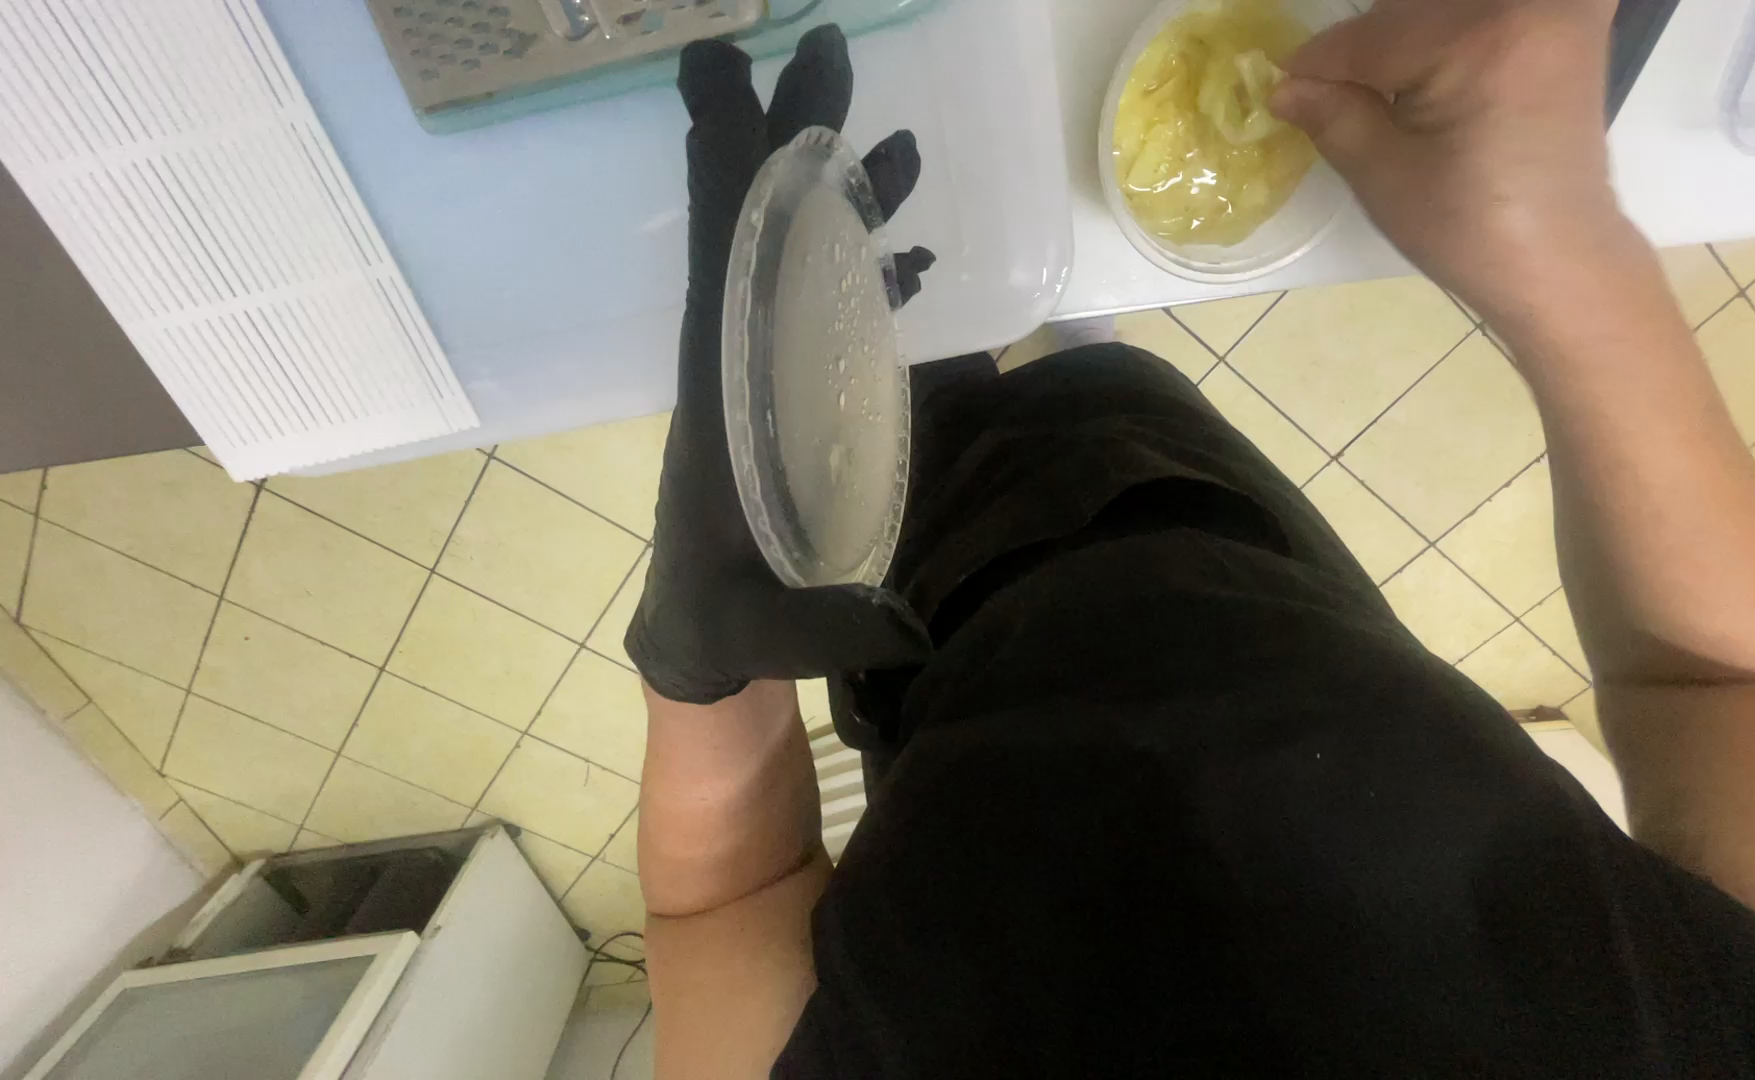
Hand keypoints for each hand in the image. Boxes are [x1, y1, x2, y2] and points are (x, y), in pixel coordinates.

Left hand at [628, 26, 933, 704]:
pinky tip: (911, 260)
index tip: (734, 74)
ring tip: (903, 150)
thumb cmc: (725, 622)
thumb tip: (904, 631)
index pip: (723, 268)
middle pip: (762, 237)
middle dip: (791, 147)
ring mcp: (777, 378)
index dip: (729, 175)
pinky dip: (868, 277)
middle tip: (826, 56)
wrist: (709, 632)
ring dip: (846, 204)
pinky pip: (833, 318)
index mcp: (721, 398)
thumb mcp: (756, 630)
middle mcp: (744, 366)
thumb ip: (815, 628)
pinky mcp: (805, 401)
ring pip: (803, 267)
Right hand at [1269, 0, 1627, 321]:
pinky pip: (1485, 10)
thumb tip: (1284, 87)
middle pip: (1411, 6)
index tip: (1281, 83)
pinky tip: (1429, 69)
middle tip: (1327, 89)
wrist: (1551, 249)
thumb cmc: (1463, 226)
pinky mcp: (1571, 13)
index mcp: (1482, 39)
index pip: (1374, 34)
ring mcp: (1561, 0)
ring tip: (1375, 83)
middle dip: (1364, 44)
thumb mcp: (1383, 175)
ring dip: (1404, 31)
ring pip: (1445, 4)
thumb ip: (1333, 116)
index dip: (1318, 61)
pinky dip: (1448, 27)